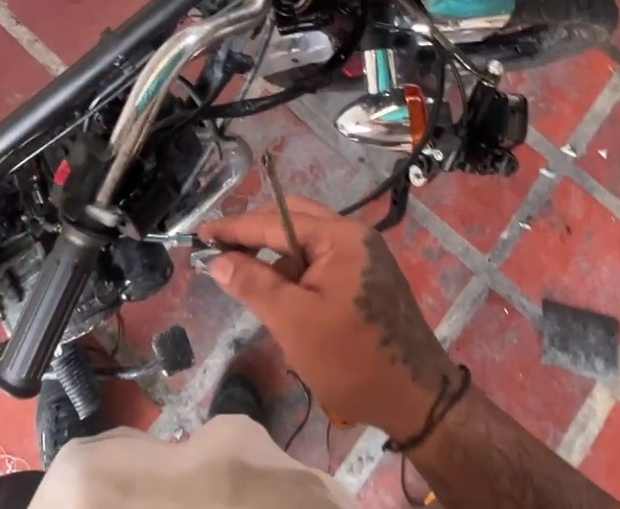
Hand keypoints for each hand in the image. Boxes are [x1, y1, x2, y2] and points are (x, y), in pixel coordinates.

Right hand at [198, 197, 455, 436]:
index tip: (202, 234)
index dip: (235, 227)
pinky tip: (282, 296)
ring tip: (248, 279)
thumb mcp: (294, 323)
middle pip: (293, 219)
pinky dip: (296, 271)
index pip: (276, 220)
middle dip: (255, 233)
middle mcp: (355, 236)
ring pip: (306, 240)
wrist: (417, 399)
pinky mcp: (367, 278)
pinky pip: (322, 260)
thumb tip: (218, 260)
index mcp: (340, 237)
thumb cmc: (352, 360)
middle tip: (221, 250)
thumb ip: (254, 284)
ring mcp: (364, 256)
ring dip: (276, 254)